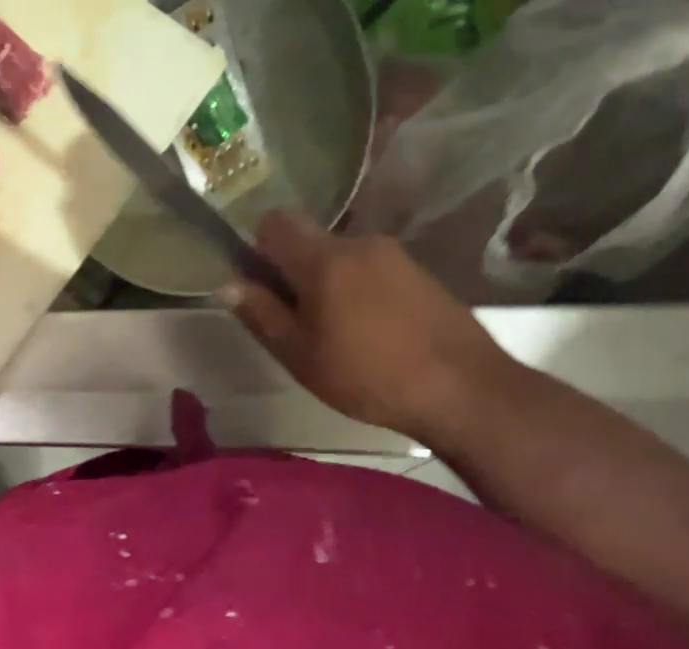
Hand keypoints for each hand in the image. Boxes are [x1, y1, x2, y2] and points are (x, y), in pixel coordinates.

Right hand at [225, 212, 517, 439]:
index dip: (257, 247)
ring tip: (327, 333)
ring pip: (339, 258)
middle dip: (290, 272)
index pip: (276, 223)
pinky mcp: (418, 272)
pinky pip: (367, 270)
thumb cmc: (364, 375)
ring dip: (323, 285)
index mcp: (324, 259)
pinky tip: (361, 332)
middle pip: (309, 242)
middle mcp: (360, 243)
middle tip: (288, 322)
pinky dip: (352, 292)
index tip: (255, 284)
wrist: (459, 386)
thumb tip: (228, 284)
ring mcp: (394, 255)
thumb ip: (261, 314)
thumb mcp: (298, 354)